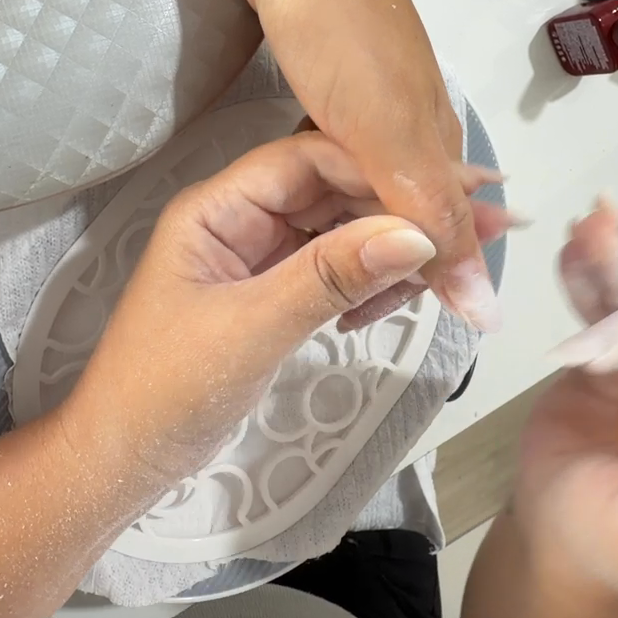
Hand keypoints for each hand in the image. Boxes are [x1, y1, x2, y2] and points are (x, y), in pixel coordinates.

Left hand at [59, 131, 511, 486]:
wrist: (126, 457)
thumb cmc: (168, 389)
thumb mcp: (251, 329)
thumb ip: (331, 276)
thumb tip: (419, 233)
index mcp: (219, 207)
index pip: (308, 160)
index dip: (380, 169)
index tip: (455, 190)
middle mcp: (241, 218)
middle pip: (333, 193)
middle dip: (403, 208)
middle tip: (491, 223)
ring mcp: (258, 256)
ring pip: (339, 232)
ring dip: (397, 246)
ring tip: (467, 260)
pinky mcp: (272, 292)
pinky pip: (332, 270)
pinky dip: (371, 279)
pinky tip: (410, 292)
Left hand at [239, 0, 498, 333]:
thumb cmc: (341, 37)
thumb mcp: (387, 135)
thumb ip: (431, 215)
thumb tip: (485, 306)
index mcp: (433, 148)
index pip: (439, 237)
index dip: (415, 281)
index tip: (370, 320)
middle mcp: (414, 131)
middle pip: (413, 217)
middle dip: (388, 264)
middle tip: (349, 308)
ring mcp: (374, 107)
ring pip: (378, 190)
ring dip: (360, 233)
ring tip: (332, 270)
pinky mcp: (337, 89)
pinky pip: (346, 160)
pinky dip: (333, 192)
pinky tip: (316, 205)